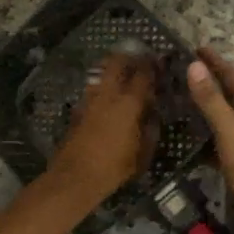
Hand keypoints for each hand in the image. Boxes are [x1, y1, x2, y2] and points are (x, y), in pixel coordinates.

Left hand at [49, 53, 155, 194]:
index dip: (152, 65)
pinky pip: (94, 88)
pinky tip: (109, 95)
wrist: (75, 176)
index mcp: (128, 102)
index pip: (143, 74)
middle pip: (117, 62)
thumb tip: (153, 113)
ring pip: (102, 72)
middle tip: (139, 60)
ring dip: (113, 68)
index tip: (159, 62)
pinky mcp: (78, 108)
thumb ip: (150, 129)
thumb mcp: (142, 153)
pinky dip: (103, 85)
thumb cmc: (113, 167)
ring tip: (124, 73)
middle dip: (129, 57)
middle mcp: (107, 94)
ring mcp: (89, 99)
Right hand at [186, 47, 233, 222]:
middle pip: (229, 91)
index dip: (216, 60)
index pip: (232, 75)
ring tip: (183, 94)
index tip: (197, 47)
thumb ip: (211, 98)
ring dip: (206, 101)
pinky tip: (189, 131)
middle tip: (186, 67)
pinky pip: (217, 132)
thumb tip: (195, 65)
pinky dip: (204, 126)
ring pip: (223, 111)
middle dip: (211, 77)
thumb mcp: (228, 128)